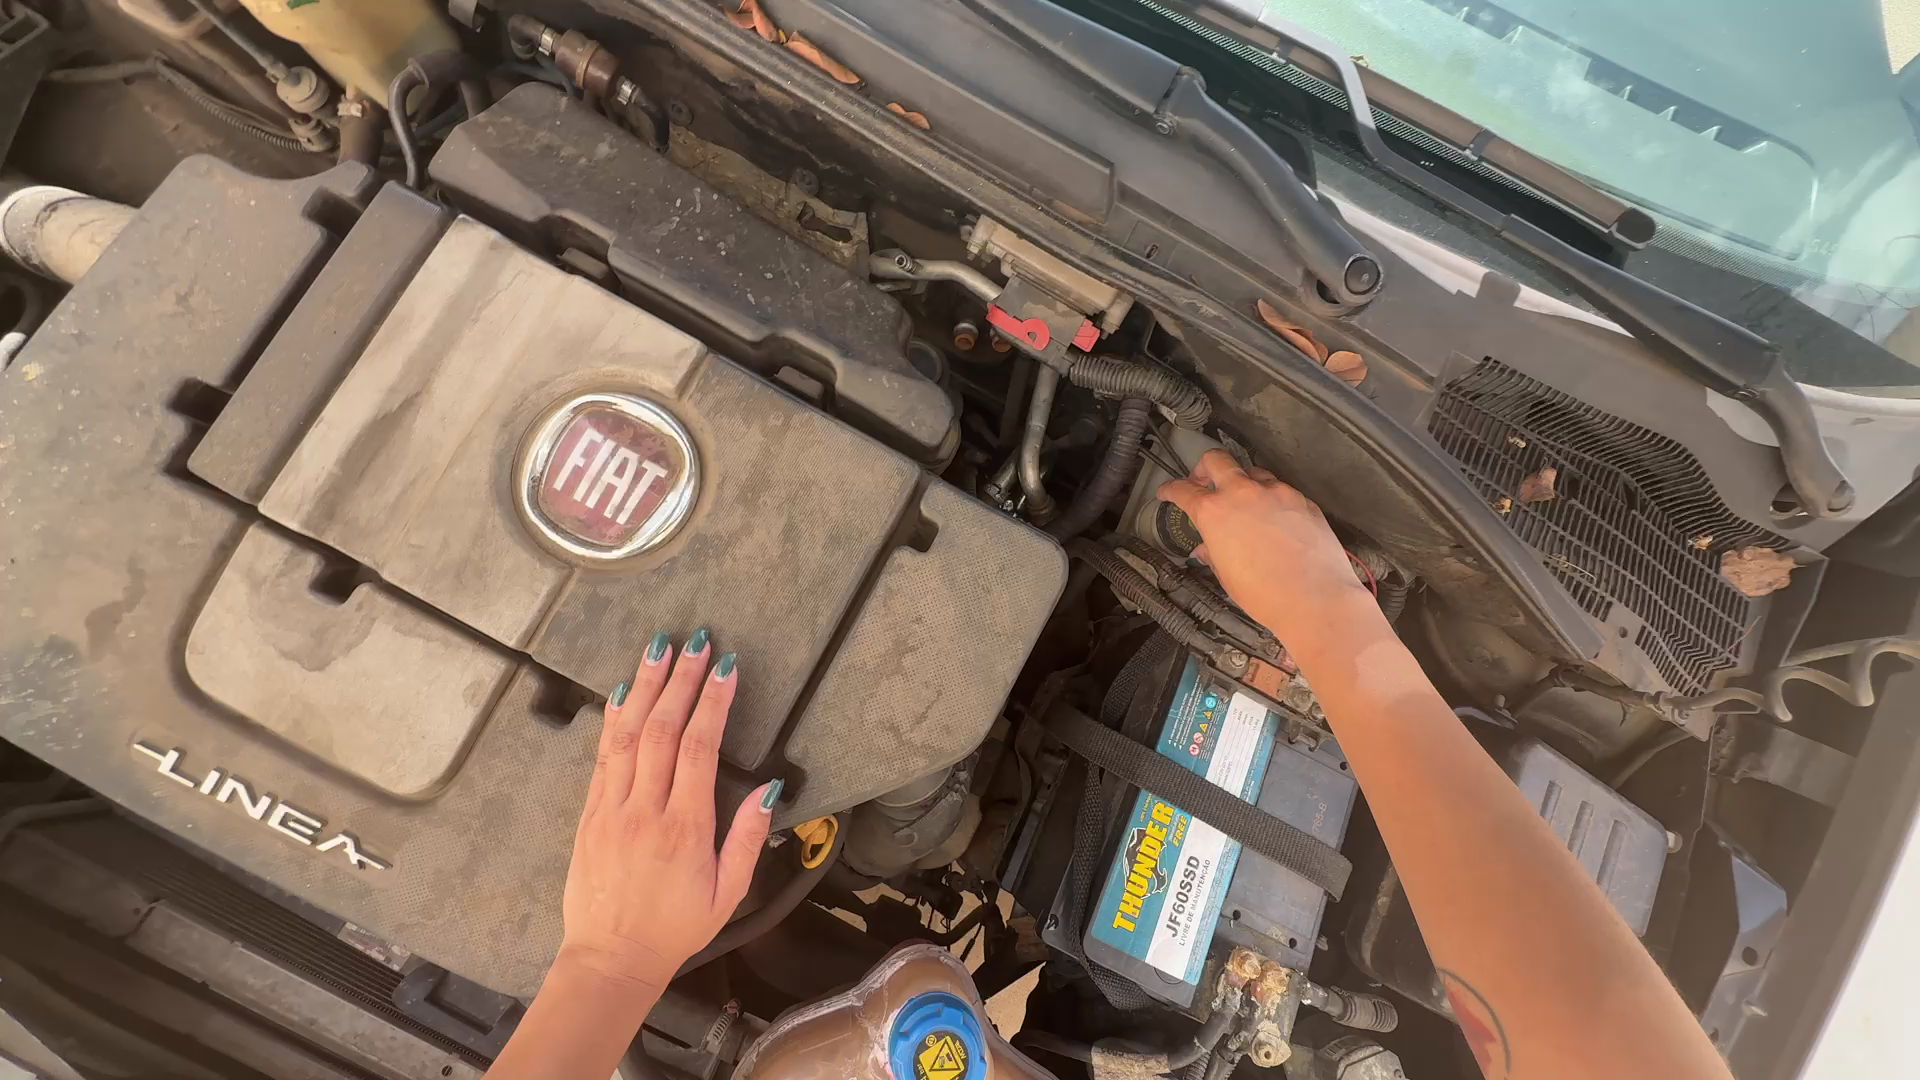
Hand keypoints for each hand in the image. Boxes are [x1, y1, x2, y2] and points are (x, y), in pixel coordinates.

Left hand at [557, 630, 773, 995]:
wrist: (607, 962)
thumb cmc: (677, 926)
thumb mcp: (728, 893)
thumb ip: (749, 838)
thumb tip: (771, 788)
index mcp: (684, 826)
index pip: (699, 748)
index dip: (713, 702)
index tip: (725, 667)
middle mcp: (644, 808)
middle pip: (662, 730)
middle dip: (680, 680)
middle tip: (695, 642)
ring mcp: (610, 808)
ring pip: (627, 735)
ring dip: (644, 687)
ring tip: (657, 649)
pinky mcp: (588, 814)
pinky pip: (602, 757)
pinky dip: (612, 719)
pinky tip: (621, 691)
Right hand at [1157, 449, 1371, 644]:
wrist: (1314, 598)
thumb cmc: (1266, 593)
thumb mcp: (1225, 574)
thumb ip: (1212, 552)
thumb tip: (1208, 549)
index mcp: (1214, 512)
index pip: (1183, 490)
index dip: (1170, 490)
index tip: (1168, 492)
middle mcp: (1243, 494)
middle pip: (1216, 460)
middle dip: (1204, 467)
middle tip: (1202, 481)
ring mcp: (1276, 492)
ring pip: (1252, 471)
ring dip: (1242, 482)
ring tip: (1243, 503)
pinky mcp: (1302, 500)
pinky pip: (1280, 490)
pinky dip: (1271, 499)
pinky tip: (1273, 520)